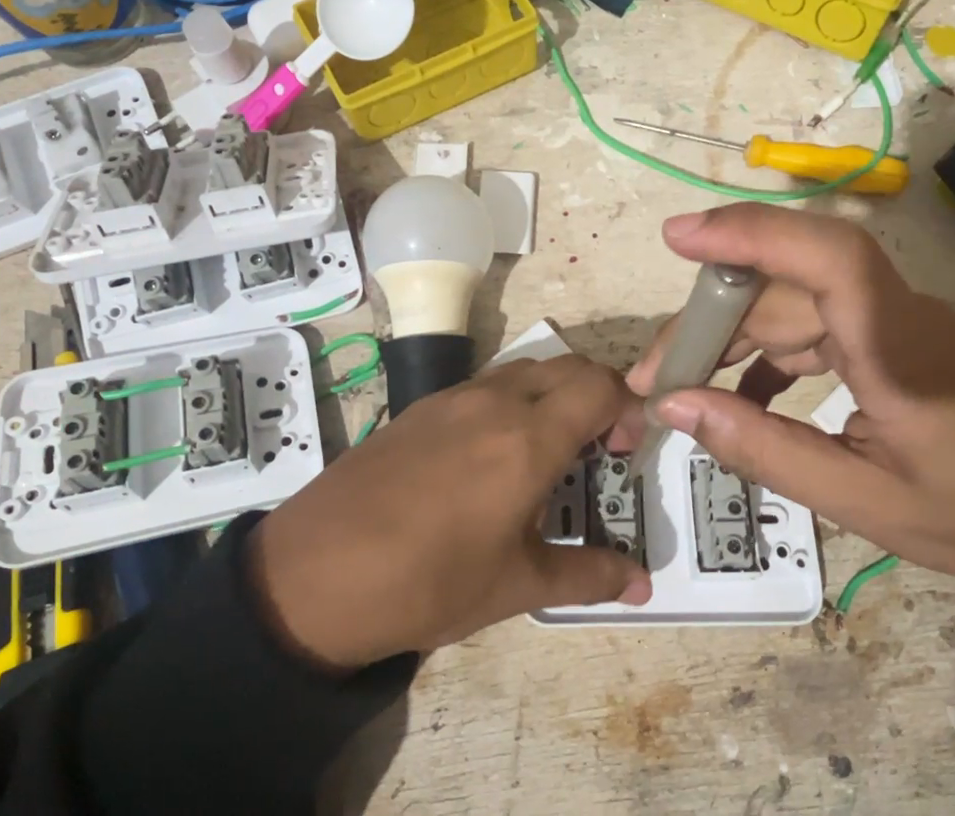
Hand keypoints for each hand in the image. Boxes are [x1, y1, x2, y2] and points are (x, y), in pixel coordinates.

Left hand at [247, 355, 651, 670]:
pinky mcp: (416, 410)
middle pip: (566, 366)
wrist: (312, 577)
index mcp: (527, 438)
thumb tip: (641, 583)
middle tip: (597, 452)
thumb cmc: (428, 583)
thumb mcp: (515, 587)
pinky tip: (489, 462)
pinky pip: (481, 388)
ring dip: (550, 397)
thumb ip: (588, 576)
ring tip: (545, 457)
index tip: (624, 453)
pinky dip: (508, 405)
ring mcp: (449, 400)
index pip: (601, 385)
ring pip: (522, 372)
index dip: (628, 408)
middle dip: (596, 397)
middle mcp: (493, 402)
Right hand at [624, 204, 954, 689]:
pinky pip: (823, 333)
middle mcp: (899, 318)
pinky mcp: (904, 346)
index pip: (826, 256)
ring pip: (799, 308)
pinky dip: (774, 359)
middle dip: (710, 319)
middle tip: (650, 376)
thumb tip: (676, 407)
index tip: (676, 239)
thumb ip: (767, 449)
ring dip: (735, 340)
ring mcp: (903, 327)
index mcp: (899, 350)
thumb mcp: (866, 503)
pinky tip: (745, 400)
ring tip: (679, 388)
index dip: (750, 233)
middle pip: (789, 285)